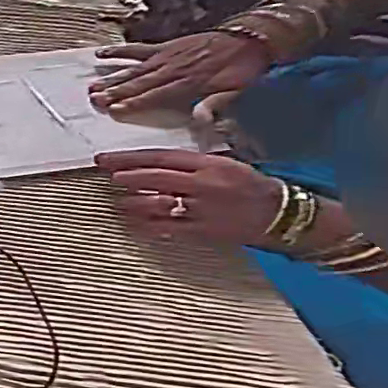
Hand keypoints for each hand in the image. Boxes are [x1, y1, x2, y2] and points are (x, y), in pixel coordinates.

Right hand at [89, 32, 271, 115]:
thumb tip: (200, 119)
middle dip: (115, 91)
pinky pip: (138, 49)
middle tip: (95, 99)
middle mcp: (173, 70)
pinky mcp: (165, 47)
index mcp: (188, 84)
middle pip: (139, 83)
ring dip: (112, 78)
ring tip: (92, 86)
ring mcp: (166, 56)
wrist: (254, 38)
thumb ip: (216, 104)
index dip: (134, 103)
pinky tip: (101, 55)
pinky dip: (119, 52)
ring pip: (134, 69)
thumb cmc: (244, 69)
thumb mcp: (238, 90)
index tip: (115, 109)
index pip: (155, 96)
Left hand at [96, 150, 282, 245]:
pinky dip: (146, 225)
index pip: (161, 157)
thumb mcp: (222, 164)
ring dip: (133, 201)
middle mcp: (203, 185)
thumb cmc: (248, 186)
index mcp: (208, 165)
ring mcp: (202, 209)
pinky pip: (167, 227)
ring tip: (119, 201)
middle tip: (106, 173)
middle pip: (155, 177)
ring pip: (157, 202)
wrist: (281, 214)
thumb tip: (149, 162)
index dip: (130, 157)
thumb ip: (188, 163)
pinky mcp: (202, 230)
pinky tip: (131, 222)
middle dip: (126, 174)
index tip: (107, 158)